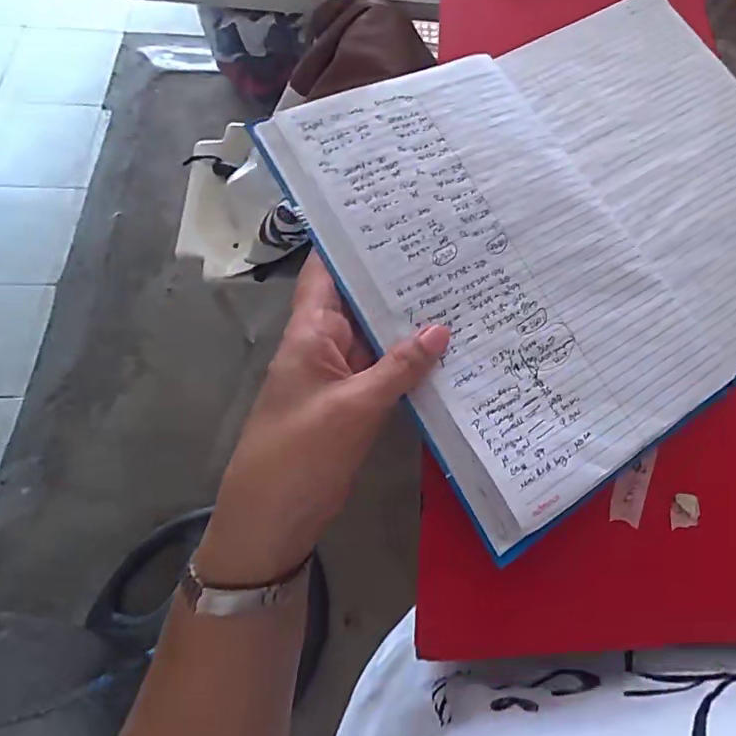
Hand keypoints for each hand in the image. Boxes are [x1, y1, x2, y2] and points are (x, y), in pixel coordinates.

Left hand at [197, 255, 448, 584]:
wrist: (275, 518)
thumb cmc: (300, 453)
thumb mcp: (354, 407)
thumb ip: (400, 367)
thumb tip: (442, 327)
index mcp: (311, 332)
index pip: (328, 272)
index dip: (354, 243)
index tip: (396, 217)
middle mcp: (328, 343)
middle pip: (363, 300)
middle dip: (400, 280)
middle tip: (450, 252)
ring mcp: (345, 373)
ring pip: (380, 335)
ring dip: (412, 320)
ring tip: (460, 289)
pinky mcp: (359, 400)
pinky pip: (389, 368)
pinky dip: (414, 358)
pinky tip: (449, 346)